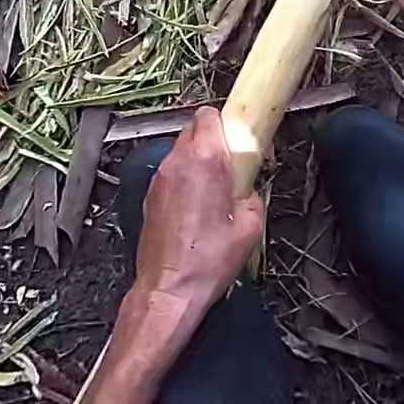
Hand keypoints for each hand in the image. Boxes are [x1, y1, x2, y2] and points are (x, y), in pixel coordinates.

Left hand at [134, 108, 264, 312]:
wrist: (170, 288)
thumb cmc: (205, 261)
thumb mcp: (249, 228)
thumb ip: (252, 198)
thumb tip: (248, 192)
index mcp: (204, 160)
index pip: (208, 115)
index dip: (224, 122)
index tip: (236, 137)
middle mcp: (177, 162)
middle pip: (193, 129)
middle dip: (212, 141)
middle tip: (229, 165)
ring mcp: (160, 178)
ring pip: (180, 151)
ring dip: (197, 161)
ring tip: (213, 191)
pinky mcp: (151, 195)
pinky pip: (171, 173)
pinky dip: (184, 180)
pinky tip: (196, 207)